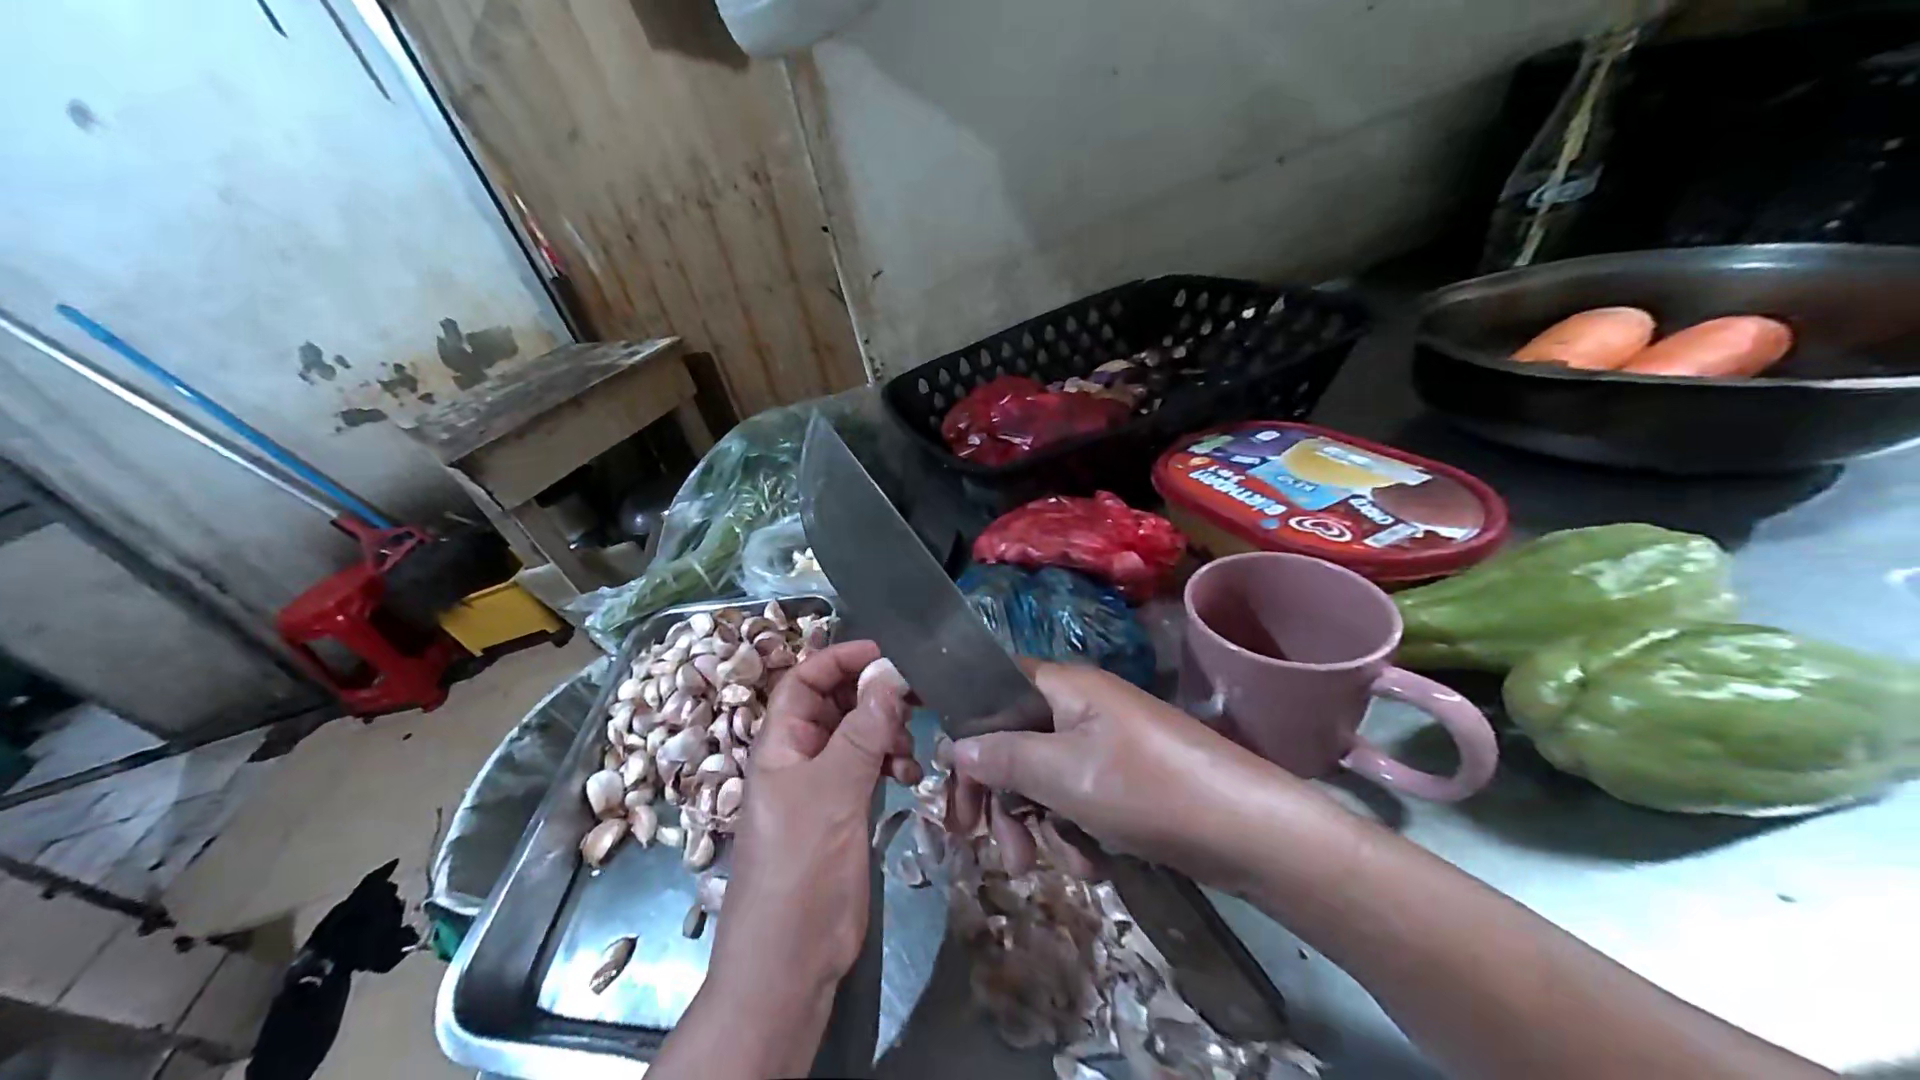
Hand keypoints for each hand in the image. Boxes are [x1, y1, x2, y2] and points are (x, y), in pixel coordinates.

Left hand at [655, 641, 917, 1079]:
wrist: (790, 961)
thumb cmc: (800, 869)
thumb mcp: (831, 794)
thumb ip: (862, 734)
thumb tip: (890, 676)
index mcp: (780, 744)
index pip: (805, 680)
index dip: (839, 659)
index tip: (886, 652)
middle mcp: (799, 757)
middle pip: (835, 704)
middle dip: (873, 696)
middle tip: (917, 696)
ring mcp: (823, 786)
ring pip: (858, 736)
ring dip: (886, 733)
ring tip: (910, 751)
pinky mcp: (844, 812)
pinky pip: (870, 768)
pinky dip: (891, 763)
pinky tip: (910, 776)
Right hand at [951, 662, 1303, 887]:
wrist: (1247, 831)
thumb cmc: (1147, 788)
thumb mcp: (1064, 774)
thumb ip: (1004, 757)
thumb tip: (956, 746)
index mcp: (1064, 686)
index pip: (993, 689)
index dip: (965, 730)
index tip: (948, 781)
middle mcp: (1079, 707)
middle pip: (1012, 741)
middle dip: (996, 794)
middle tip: (975, 839)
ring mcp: (1102, 744)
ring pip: (1042, 777)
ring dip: (1035, 823)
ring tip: (1041, 867)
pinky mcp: (1121, 779)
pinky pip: (1075, 798)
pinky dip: (1073, 832)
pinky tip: (1089, 867)